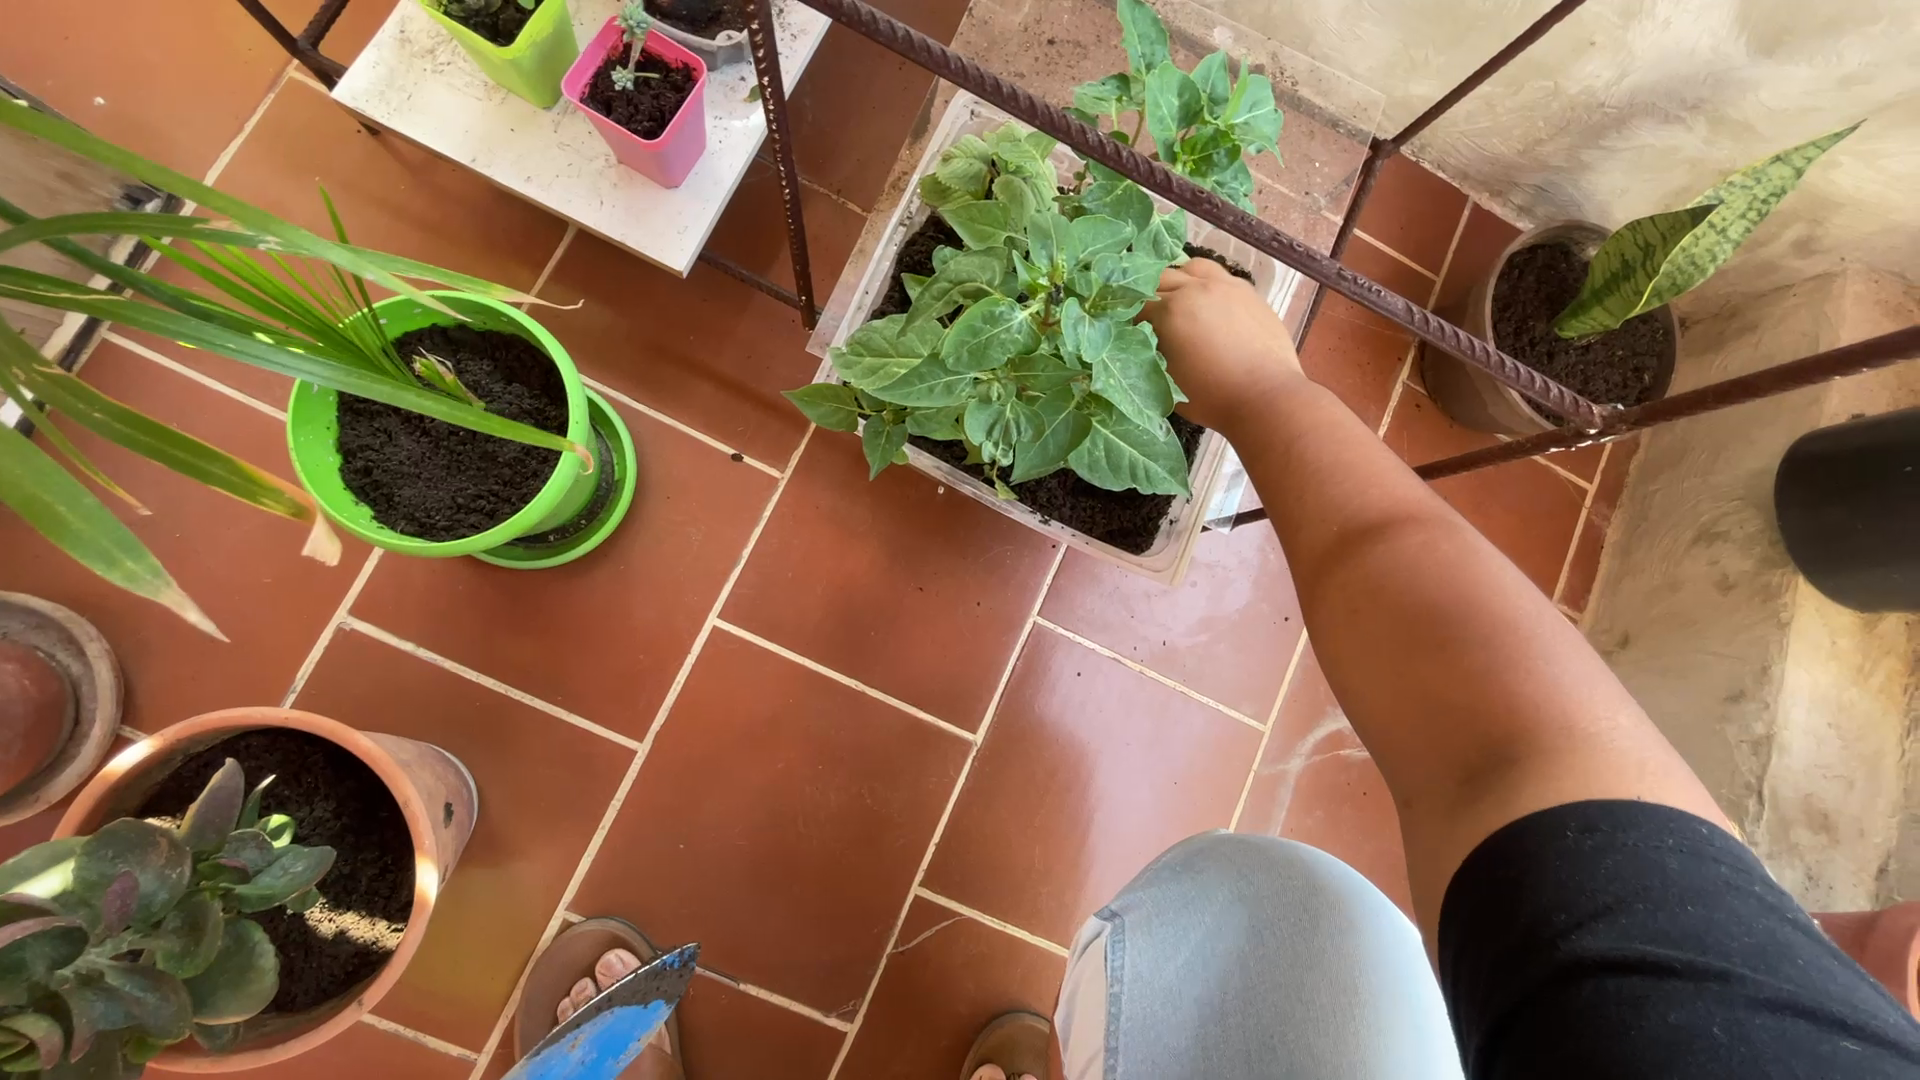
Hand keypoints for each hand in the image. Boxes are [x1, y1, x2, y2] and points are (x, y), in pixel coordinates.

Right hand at [1140, 258, 1305, 436]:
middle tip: (1146, 316)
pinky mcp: (1248, 292)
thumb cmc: (1210, 397)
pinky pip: (1219, 277)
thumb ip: (1149, 353)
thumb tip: (1140, 341)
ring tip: (1177, 301)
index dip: (1127, 317)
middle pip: (1160, 277)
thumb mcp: (1166, 379)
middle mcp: (1196, 289)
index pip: (1136, 304)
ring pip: (1192, 268)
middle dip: (1148, 294)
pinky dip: (1205, 285)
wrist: (1265, 397)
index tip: (1125, 330)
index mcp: (1170, 311)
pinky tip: (1206, 305)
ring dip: (1178, 280)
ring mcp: (1226, 286)